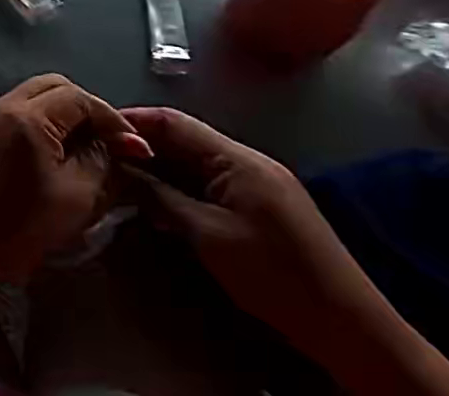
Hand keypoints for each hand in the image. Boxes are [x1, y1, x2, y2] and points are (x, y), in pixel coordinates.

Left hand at [0, 75, 151, 284]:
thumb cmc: (26, 224)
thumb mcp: (79, 195)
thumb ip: (104, 160)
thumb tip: (123, 143)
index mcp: (27, 117)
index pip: (78, 98)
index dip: (111, 118)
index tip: (135, 144)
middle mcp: (7, 104)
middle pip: (57, 86)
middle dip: (90, 108)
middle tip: (114, 138)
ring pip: (41, 93)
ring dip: (70, 112)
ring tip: (95, 142)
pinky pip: (28, 106)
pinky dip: (51, 118)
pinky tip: (69, 145)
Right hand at [118, 110, 395, 347]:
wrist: (349, 327)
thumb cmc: (276, 276)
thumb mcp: (208, 236)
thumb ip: (162, 199)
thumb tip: (123, 172)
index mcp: (237, 158)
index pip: (174, 122)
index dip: (134, 121)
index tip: (98, 128)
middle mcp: (248, 160)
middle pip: (184, 138)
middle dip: (144, 144)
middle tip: (104, 154)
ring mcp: (257, 181)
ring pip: (196, 160)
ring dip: (161, 166)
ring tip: (122, 174)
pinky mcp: (261, 204)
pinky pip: (211, 180)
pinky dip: (181, 184)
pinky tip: (159, 198)